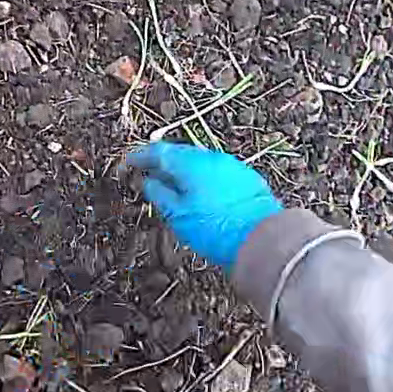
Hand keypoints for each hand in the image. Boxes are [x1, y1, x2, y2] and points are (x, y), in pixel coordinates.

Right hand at [126, 141, 281, 271]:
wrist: (263, 239)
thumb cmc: (217, 230)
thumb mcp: (179, 216)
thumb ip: (161, 195)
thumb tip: (149, 181)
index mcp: (190, 164)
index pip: (159, 152)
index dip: (141, 157)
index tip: (129, 163)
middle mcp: (211, 158)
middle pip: (179, 153)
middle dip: (161, 160)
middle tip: (147, 170)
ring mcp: (230, 165)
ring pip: (198, 161)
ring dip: (181, 168)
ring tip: (171, 182)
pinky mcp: (244, 176)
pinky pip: (215, 170)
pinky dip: (200, 175)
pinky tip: (197, 189)